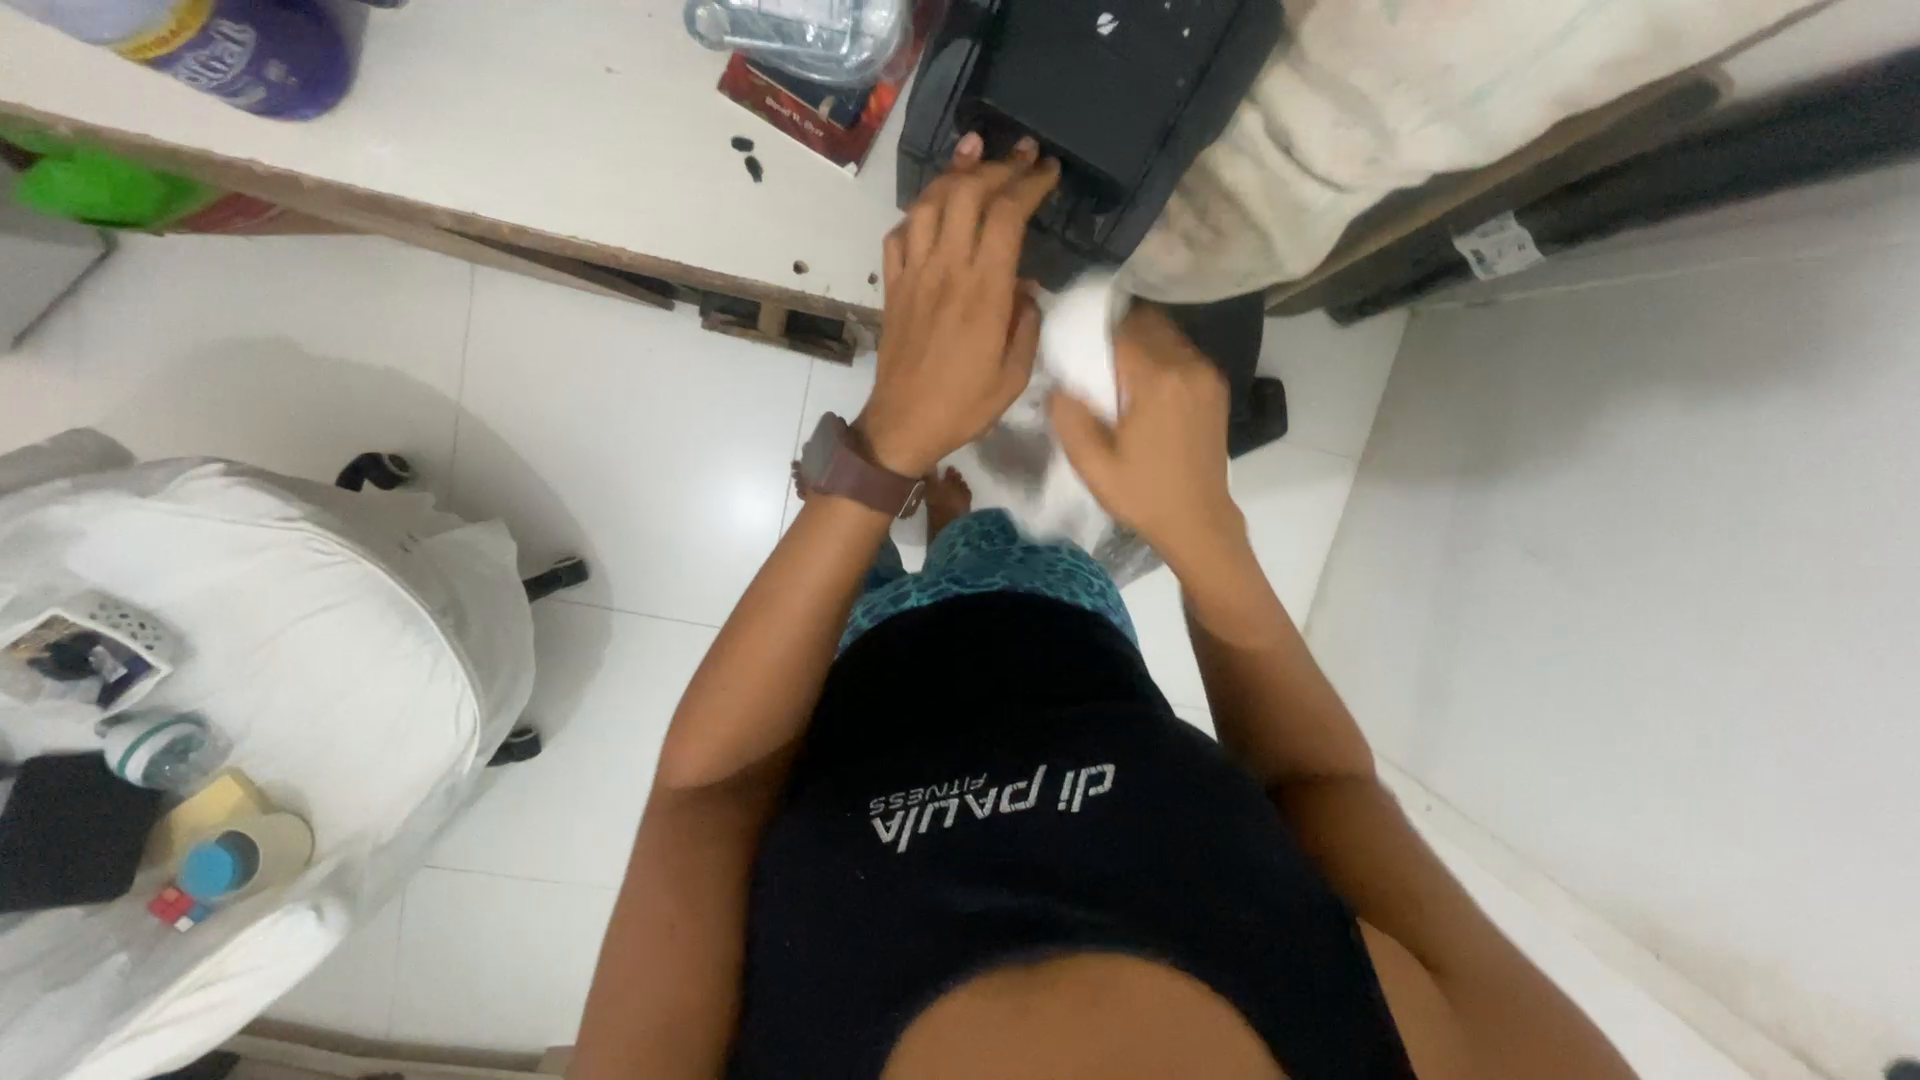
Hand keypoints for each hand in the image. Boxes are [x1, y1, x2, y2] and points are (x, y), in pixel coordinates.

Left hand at [856, 133, 1060, 475]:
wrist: (904, 424)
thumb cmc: (965, 406)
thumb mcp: (1014, 375)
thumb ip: (1026, 323)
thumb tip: (1027, 288)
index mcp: (984, 291)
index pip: (1007, 215)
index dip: (1029, 184)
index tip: (1049, 171)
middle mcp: (946, 270)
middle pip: (967, 194)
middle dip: (998, 166)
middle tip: (1021, 154)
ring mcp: (913, 274)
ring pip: (929, 203)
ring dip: (954, 173)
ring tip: (975, 153)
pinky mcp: (893, 286)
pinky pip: (899, 234)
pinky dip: (918, 212)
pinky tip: (933, 209)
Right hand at [1049, 307, 1244, 567]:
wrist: (1198, 521)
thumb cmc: (1143, 496)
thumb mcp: (1093, 466)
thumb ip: (1070, 419)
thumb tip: (1058, 385)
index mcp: (1156, 382)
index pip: (1120, 332)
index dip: (1094, 338)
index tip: (1076, 354)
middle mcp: (1187, 367)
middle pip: (1147, 324)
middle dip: (1118, 334)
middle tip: (1096, 362)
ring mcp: (1206, 375)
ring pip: (1167, 335)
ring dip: (1141, 344)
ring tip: (1119, 373)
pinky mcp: (1216, 388)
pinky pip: (1183, 354)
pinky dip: (1161, 358)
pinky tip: (1145, 387)